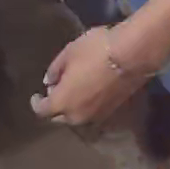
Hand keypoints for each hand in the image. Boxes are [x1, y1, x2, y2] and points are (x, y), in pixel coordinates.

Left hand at [30, 26, 151, 124]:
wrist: (133, 54)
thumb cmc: (96, 51)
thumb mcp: (69, 53)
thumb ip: (54, 70)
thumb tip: (49, 82)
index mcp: (60, 104)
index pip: (41, 111)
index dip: (36, 103)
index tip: (36, 96)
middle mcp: (74, 116)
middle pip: (58, 117)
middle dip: (54, 107)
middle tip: (55, 92)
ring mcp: (94, 116)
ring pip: (75, 116)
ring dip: (71, 107)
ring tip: (73, 93)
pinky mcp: (110, 112)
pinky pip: (91, 112)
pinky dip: (86, 105)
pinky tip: (89, 93)